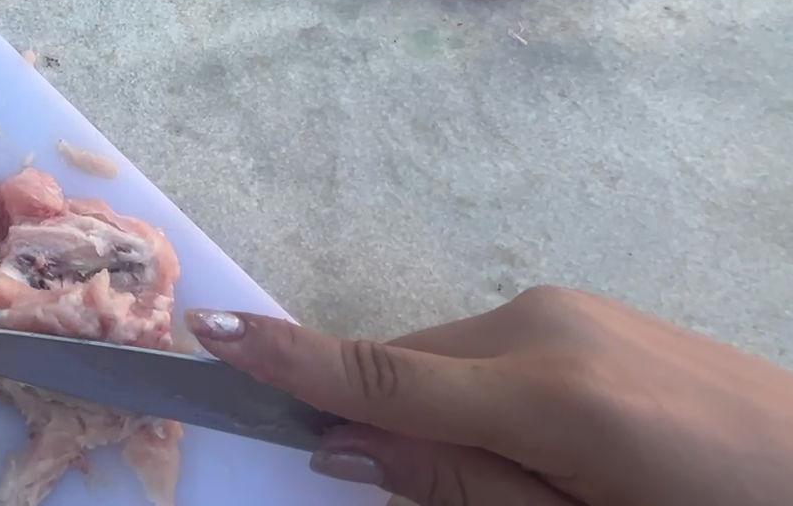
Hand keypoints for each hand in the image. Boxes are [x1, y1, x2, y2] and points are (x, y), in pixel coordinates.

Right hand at [185, 286, 792, 505]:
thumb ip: (463, 490)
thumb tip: (340, 446)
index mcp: (558, 398)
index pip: (381, 374)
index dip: (286, 355)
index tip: (207, 330)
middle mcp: (544, 324)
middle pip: (406, 366)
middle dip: (400, 420)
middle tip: (486, 497)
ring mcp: (567, 305)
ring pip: (443, 356)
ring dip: (449, 407)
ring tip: (555, 476)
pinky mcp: (584, 305)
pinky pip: (490, 345)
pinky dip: (488, 389)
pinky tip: (575, 438)